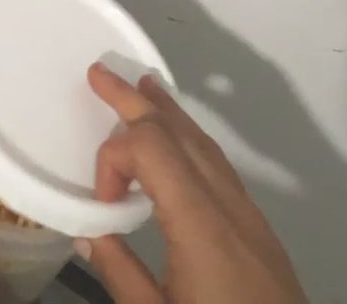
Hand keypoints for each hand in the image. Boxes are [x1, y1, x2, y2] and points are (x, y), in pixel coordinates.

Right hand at [79, 62, 307, 303]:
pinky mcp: (259, 231)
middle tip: (100, 73)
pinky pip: (219, 164)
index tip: (101, 200)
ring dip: (168, 111)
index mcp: (199, 224)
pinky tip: (180, 142)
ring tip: (142, 87)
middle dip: (135, 99)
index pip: (150, 149)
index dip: (112, 158)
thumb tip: (87, 235)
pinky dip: (190, 138)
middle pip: (178, 132)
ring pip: (204, 143)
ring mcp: (249, 215)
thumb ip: (120, 274)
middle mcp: (227, 207)